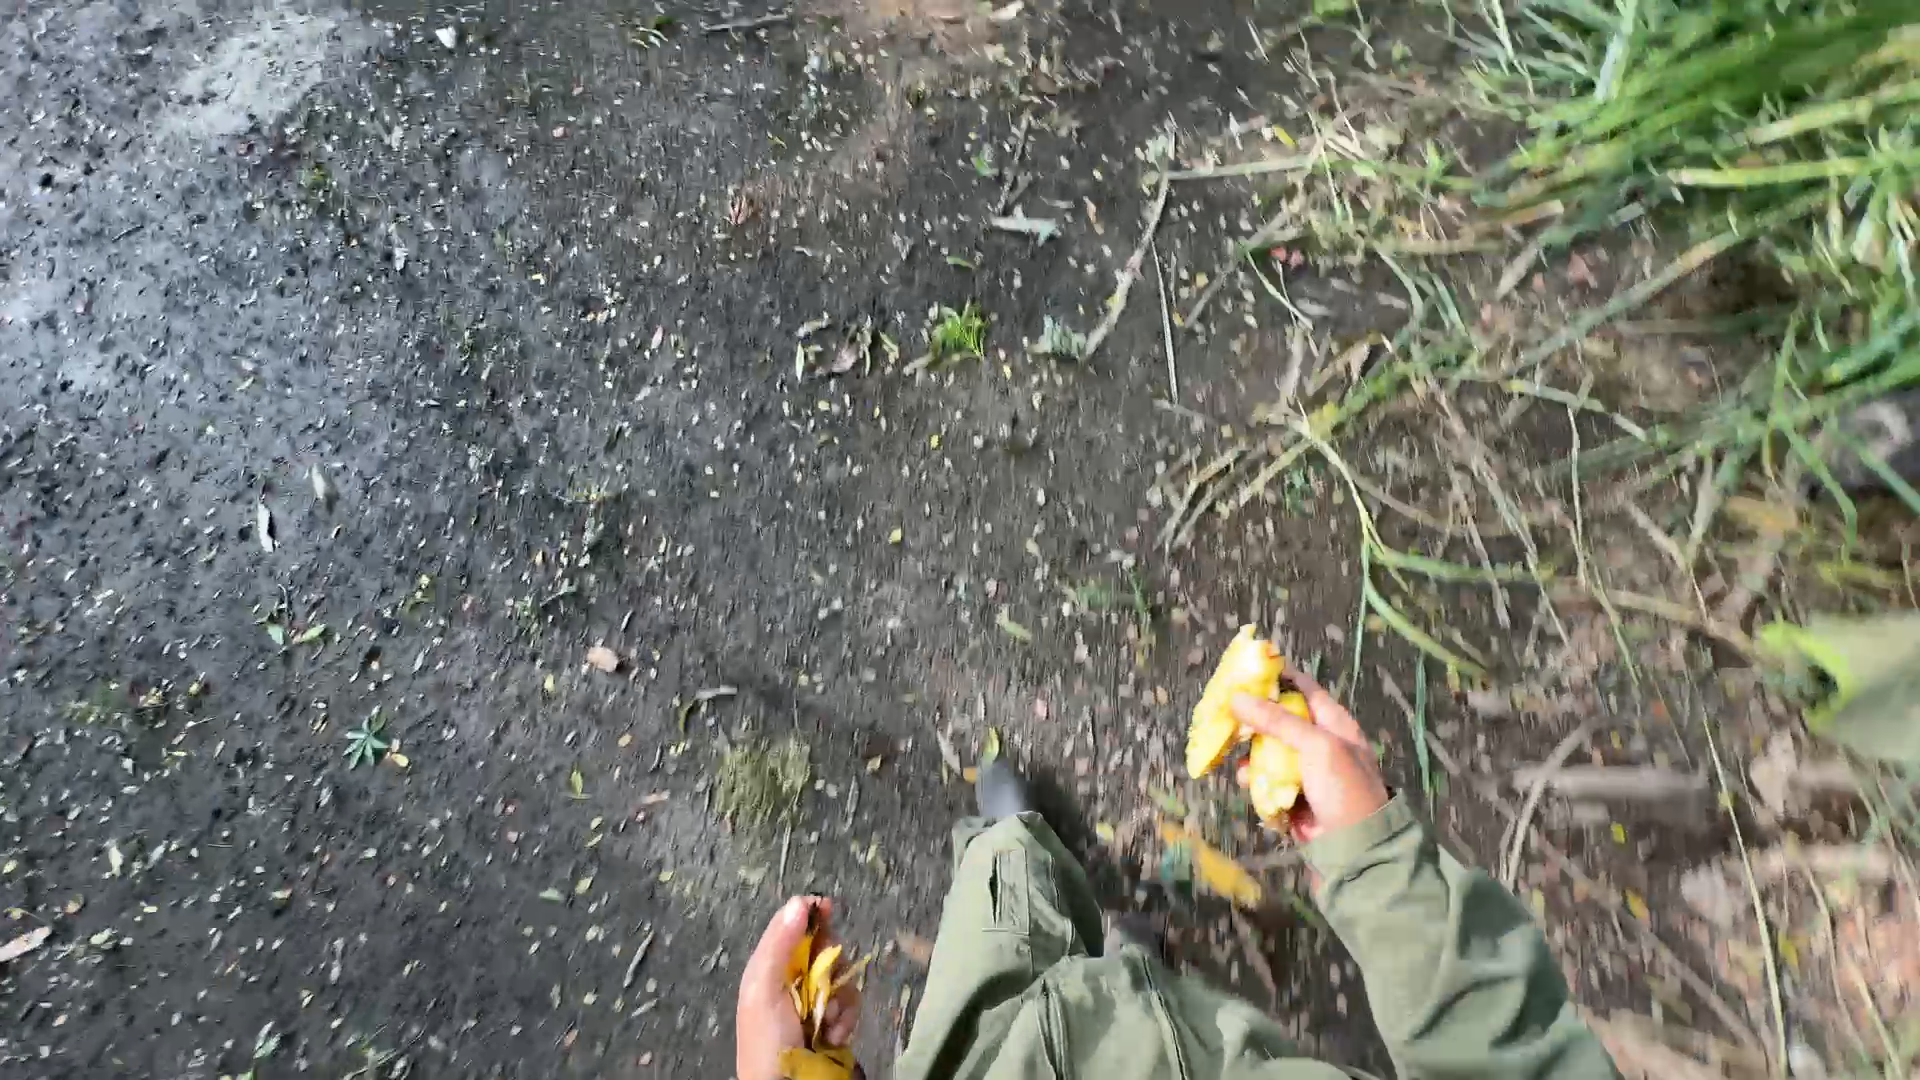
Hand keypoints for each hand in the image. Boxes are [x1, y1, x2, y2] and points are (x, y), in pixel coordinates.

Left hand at [736, 896, 859, 1079]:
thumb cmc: (767, 1038)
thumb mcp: (763, 989)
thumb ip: (779, 944)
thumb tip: (799, 900)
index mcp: (770, 966)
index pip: (793, 925)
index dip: (810, 913)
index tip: (826, 907)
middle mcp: (793, 978)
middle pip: (824, 946)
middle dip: (830, 962)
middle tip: (825, 979)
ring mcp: (814, 1000)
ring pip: (842, 974)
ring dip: (839, 996)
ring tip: (826, 1020)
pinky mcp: (833, 1020)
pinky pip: (851, 1001)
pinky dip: (846, 1017)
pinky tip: (833, 1033)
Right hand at [1231, 668, 1388, 846]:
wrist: (1355, 849)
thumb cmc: (1344, 788)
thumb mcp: (1317, 746)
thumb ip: (1277, 720)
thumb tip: (1236, 697)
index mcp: (1332, 722)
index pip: (1301, 687)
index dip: (1275, 675)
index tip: (1243, 671)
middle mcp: (1317, 740)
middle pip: (1277, 716)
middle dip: (1252, 714)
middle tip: (1226, 710)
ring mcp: (1302, 767)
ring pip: (1265, 746)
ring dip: (1249, 749)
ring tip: (1234, 750)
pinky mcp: (1289, 791)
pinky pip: (1263, 775)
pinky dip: (1252, 776)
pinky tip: (1246, 780)